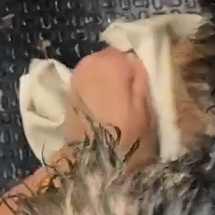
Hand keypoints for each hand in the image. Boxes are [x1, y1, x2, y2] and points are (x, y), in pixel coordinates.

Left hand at [63, 49, 156, 167]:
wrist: (91, 163)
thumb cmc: (126, 136)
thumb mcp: (146, 108)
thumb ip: (141, 78)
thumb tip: (136, 60)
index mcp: (110, 62)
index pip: (128, 51)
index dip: (138, 67)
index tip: (145, 84)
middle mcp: (89, 62)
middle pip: (112, 58)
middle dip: (122, 71)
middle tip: (133, 94)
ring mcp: (76, 75)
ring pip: (99, 68)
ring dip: (108, 79)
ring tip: (119, 102)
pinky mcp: (69, 90)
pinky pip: (89, 80)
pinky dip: (97, 87)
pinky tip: (105, 105)